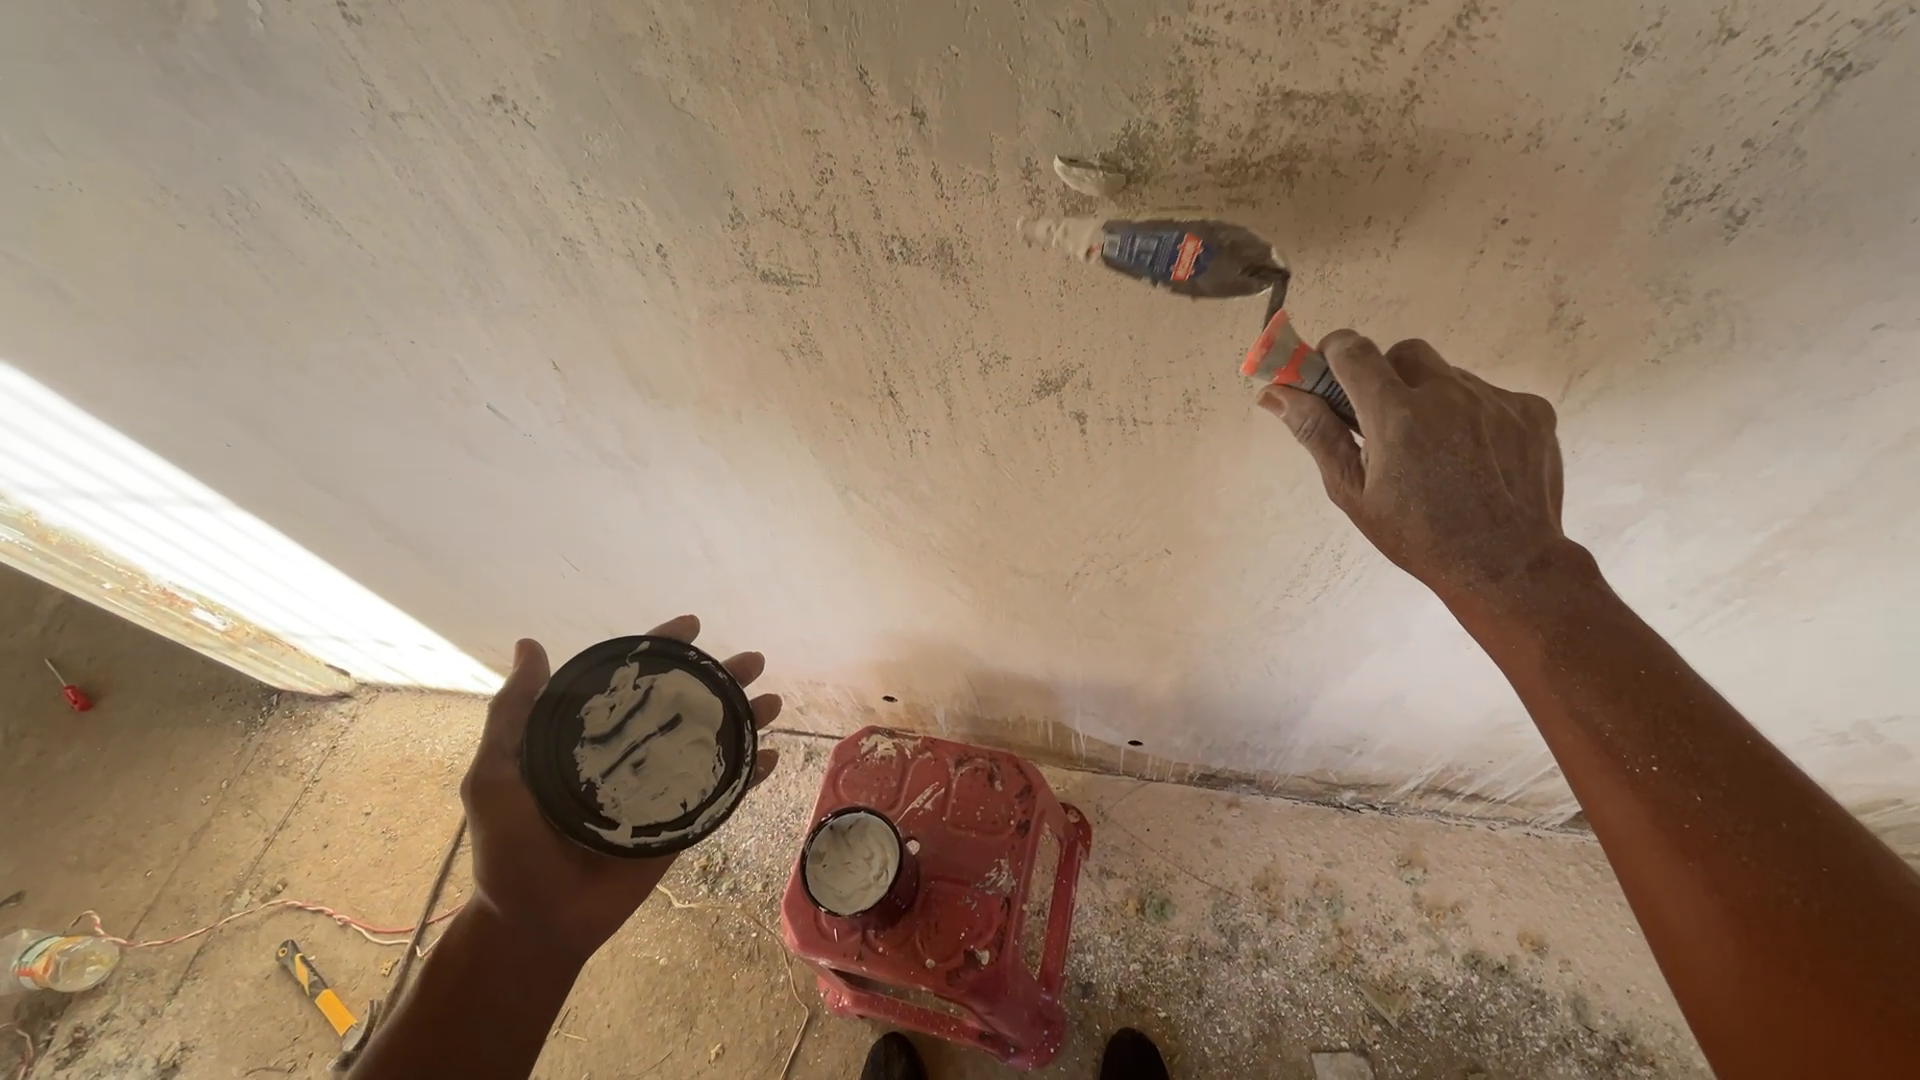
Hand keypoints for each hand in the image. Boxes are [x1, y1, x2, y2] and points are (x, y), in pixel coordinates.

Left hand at [458, 615, 781, 964]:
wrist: (537, 922)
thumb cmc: (509, 851)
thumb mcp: (496, 778)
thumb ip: (512, 716)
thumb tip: (530, 645)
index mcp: (593, 736)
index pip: (633, 681)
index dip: (663, 649)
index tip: (692, 624)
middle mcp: (633, 752)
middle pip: (685, 705)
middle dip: (721, 678)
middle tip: (753, 660)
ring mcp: (662, 787)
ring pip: (711, 743)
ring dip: (746, 719)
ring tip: (774, 701)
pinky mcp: (682, 824)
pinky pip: (723, 793)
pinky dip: (749, 775)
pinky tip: (771, 756)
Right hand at [1258, 331, 1566, 601]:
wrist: (1506, 564)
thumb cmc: (1415, 534)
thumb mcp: (1351, 490)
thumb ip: (1315, 432)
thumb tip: (1274, 394)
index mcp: (1396, 415)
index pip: (1353, 350)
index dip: (1334, 352)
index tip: (1329, 372)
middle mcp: (1447, 395)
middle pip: (1404, 353)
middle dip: (1386, 377)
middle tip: (1383, 422)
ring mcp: (1494, 399)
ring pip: (1447, 376)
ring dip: (1430, 400)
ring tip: (1433, 452)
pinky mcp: (1530, 410)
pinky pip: (1487, 395)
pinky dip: (1471, 417)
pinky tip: (1471, 458)